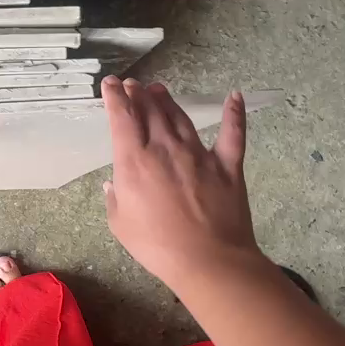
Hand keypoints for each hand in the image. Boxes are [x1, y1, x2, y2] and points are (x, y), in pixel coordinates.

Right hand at [103, 79, 263, 285]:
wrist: (208, 261)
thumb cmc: (156, 245)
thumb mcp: (119, 223)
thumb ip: (114, 198)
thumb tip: (114, 183)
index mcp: (134, 162)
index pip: (122, 118)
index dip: (114, 97)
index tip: (110, 84)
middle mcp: (165, 150)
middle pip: (150, 112)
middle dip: (138, 94)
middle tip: (132, 84)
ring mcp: (199, 155)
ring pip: (180, 118)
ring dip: (167, 100)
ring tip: (159, 89)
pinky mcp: (227, 166)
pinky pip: (232, 134)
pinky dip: (234, 114)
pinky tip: (234, 96)